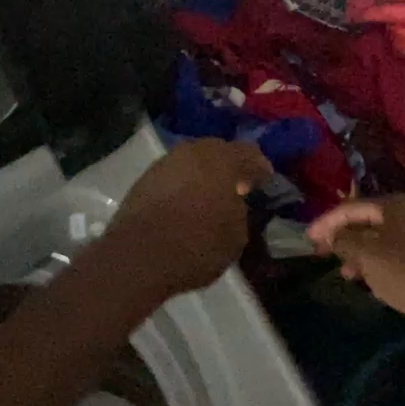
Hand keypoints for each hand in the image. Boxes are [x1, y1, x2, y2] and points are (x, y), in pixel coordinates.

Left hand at [104, 139, 272, 298]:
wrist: (139, 255)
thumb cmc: (197, 243)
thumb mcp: (236, 235)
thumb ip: (241, 212)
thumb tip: (233, 204)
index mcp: (222, 158)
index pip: (249, 153)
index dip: (260, 167)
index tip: (265, 180)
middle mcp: (193, 151)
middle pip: (218, 151)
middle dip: (230, 167)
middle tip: (238, 186)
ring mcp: (165, 162)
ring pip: (192, 162)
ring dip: (203, 175)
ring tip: (210, 196)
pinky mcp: (144, 179)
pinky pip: (173, 176)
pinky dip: (183, 186)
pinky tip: (185, 204)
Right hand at [307, 195, 404, 337]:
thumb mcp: (368, 255)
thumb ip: (345, 241)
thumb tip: (332, 235)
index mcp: (391, 206)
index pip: (350, 208)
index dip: (326, 222)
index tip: (308, 238)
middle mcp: (404, 215)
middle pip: (364, 222)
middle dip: (342, 238)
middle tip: (321, 253)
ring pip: (376, 241)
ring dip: (357, 254)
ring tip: (344, 273)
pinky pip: (389, 256)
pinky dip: (374, 264)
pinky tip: (367, 280)